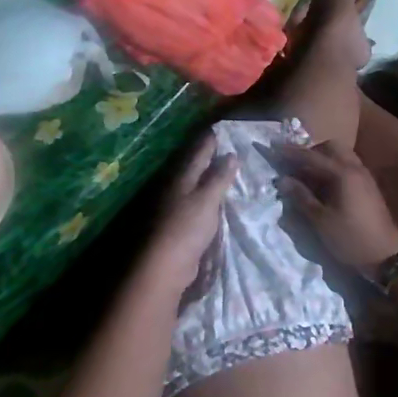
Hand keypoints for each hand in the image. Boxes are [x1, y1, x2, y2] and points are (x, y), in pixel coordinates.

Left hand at [141, 139, 236, 286]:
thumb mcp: (207, 199)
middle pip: (194, 168)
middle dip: (209, 157)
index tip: (222, 130)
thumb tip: (231, 154)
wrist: (166, 266)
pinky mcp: (180, 226)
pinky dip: (209, 199)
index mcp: (182, 178)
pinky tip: (219, 200)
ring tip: (227, 171)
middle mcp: (176, 189)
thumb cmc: (186, 227)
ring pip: (196, 186)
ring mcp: (176, 208)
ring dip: (209, 178)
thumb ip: (219, 178)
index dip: (210, 142)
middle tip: (227, 147)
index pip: (198, 154)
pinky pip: (198, 204)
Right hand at [272, 141, 397, 268]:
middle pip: (330, 147)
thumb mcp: (321, 221)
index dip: (289, 152)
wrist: (386, 254)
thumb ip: (301, 197)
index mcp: (342, 174)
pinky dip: (332, 168)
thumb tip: (283, 180)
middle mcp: (355, 168)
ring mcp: (364, 176)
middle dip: (310, 152)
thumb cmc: (351, 239)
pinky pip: (347, 166)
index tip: (270, 147)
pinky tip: (322, 184)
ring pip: (341, 155)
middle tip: (292, 164)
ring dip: (322, 159)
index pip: (311, 156)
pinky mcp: (368, 186)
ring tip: (305, 175)